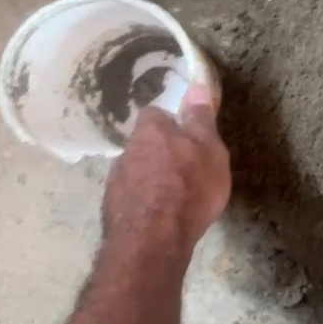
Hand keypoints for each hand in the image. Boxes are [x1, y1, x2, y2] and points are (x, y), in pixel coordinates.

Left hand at [102, 84, 230, 254]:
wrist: (153, 237)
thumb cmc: (190, 187)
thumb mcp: (209, 149)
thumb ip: (200, 119)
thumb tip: (196, 85)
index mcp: (151, 132)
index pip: (155, 114)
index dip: (171, 122)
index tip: (187, 135)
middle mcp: (127, 151)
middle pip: (144, 143)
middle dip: (161, 151)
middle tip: (185, 167)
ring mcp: (116, 180)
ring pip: (136, 169)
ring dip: (152, 176)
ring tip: (175, 194)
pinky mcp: (113, 206)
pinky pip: (132, 194)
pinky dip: (145, 198)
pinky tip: (161, 213)